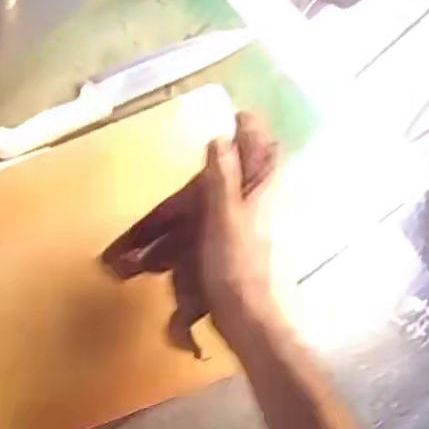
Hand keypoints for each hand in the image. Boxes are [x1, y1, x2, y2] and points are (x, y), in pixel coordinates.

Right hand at [99, 110, 281, 354]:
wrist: (241, 314)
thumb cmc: (234, 265)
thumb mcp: (224, 217)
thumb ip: (222, 180)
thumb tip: (220, 139)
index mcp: (256, 192)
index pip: (264, 151)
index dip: (254, 132)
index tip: (239, 115)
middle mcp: (250, 206)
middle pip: (238, 174)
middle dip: (224, 161)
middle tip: (210, 145)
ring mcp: (237, 229)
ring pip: (215, 202)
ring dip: (196, 198)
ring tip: (175, 193)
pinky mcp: (223, 250)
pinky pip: (200, 228)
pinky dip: (182, 227)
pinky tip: (163, 236)